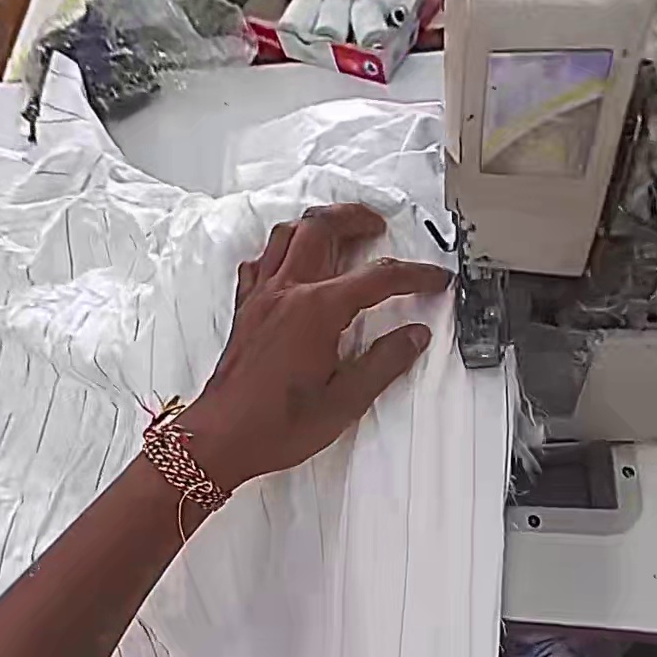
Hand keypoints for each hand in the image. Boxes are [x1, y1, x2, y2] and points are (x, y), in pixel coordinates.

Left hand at [174, 203, 448, 488]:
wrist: (223, 439)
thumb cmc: (277, 425)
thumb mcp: (346, 401)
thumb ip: (384, 362)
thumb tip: (414, 337)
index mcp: (316, 312)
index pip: (378, 279)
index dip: (414, 275)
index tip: (434, 279)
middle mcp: (286, 293)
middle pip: (322, 229)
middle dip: (355, 218)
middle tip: (379, 224)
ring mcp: (261, 297)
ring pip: (288, 235)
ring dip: (318, 224)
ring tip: (340, 230)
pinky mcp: (246, 310)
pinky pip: (261, 261)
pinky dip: (282, 250)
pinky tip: (292, 262)